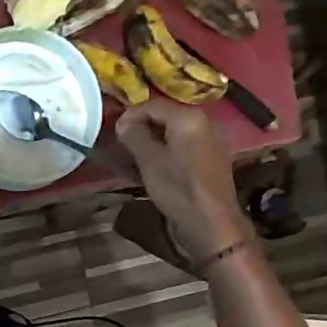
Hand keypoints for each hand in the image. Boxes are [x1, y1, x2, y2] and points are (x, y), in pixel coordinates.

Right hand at [117, 101, 250, 263]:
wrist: (209, 221)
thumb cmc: (177, 188)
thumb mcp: (150, 161)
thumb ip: (135, 137)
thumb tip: (123, 121)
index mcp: (190, 118)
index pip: (154, 105)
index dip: (131, 114)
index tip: (114, 129)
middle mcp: (205, 122)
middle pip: (168, 116)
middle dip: (143, 126)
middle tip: (123, 142)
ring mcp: (212, 140)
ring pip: (176, 132)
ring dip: (154, 139)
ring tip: (136, 154)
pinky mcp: (212, 158)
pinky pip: (186, 145)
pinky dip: (168, 149)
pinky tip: (156, 164)